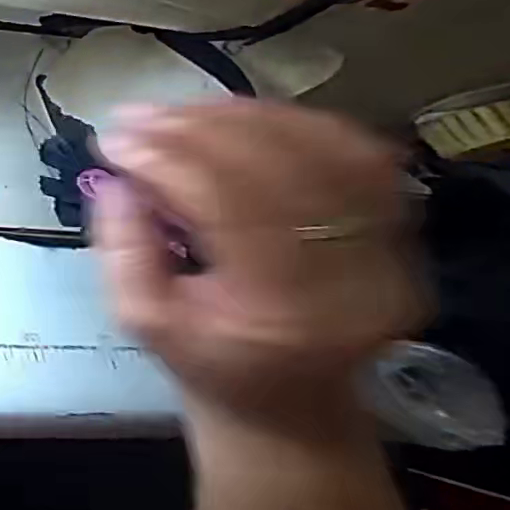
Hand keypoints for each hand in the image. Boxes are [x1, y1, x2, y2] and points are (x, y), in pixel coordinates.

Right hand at [92, 100, 422, 435]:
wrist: (289, 396)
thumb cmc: (205, 359)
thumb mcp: (138, 316)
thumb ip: (121, 247)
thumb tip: (117, 180)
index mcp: (281, 308)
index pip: (230, 206)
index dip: (167, 161)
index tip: (113, 141)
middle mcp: (352, 274)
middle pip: (282, 169)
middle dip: (197, 129)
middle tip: (136, 116)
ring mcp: (388, 249)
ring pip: (325, 151)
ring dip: (241, 118)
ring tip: (176, 112)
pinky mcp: (396, 229)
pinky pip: (355, 154)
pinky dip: (291, 124)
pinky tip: (234, 117)